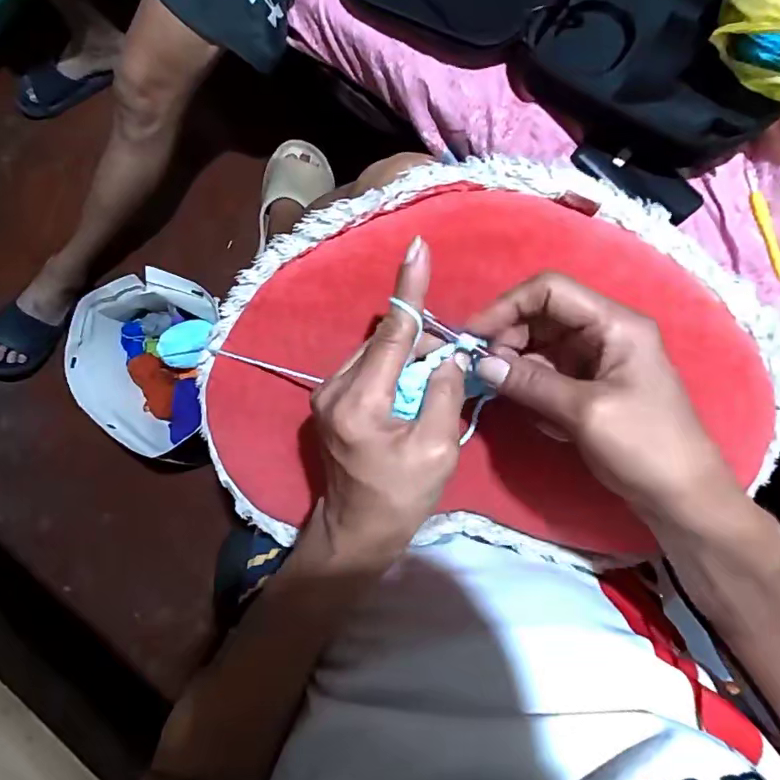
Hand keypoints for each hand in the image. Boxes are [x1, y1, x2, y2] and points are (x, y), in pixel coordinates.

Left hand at [310, 237, 467, 559]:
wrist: (357, 531)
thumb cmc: (399, 498)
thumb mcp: (436, 450)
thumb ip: (443, 393)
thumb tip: (449, 356)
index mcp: (358, 401)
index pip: (391, 334)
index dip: (410, 290)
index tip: (417, 247)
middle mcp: (333, 388)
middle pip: (385, 342)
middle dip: (422, 344)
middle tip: (452, 367)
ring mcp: (327, 393)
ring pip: (377, 353)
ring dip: (409, 358)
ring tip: (435, 385)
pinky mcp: (331, 400)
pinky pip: (369, 368)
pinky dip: (395, 370)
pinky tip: (413, 389)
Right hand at [467, 272, 755, 539]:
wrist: (681, 496)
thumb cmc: (644, 446)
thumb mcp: (583, 412)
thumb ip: (530, 383)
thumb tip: (480, 363)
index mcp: (614, 324)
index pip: (550, 290)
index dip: (507, 305)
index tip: (474, 336)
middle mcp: (604, 333)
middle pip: (542, 316)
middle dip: (508, 338)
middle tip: (484, 371)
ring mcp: (596, 360)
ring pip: (540, 347)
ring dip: (517, 366)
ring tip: (505, 394)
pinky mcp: (589, 387)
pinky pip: (548, 374)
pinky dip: (532, 388)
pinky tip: (536, 415)